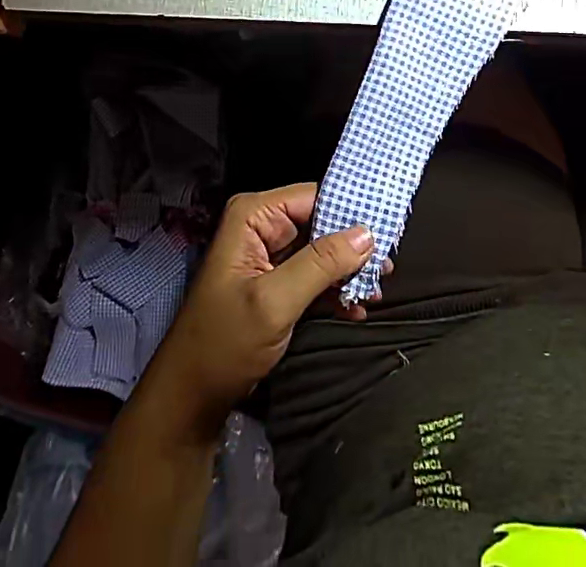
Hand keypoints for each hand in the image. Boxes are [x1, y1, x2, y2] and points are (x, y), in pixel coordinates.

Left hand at [146, 184, 374, 420]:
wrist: (196, 387)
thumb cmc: (225, 340)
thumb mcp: (274, 300)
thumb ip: (319, 264)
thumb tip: (366, 235)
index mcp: (252, 217)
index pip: (311, 197)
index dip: (350, 211)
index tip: (390, 231)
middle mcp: (261, 227)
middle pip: (320, 222)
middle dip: (353, 245)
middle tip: (388, 267)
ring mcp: (269, 256)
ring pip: (322, 250)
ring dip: (349, 271)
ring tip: (375, 291)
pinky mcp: (278, 282)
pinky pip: (316, 274)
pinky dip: (336, 289)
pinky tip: (356, 307)